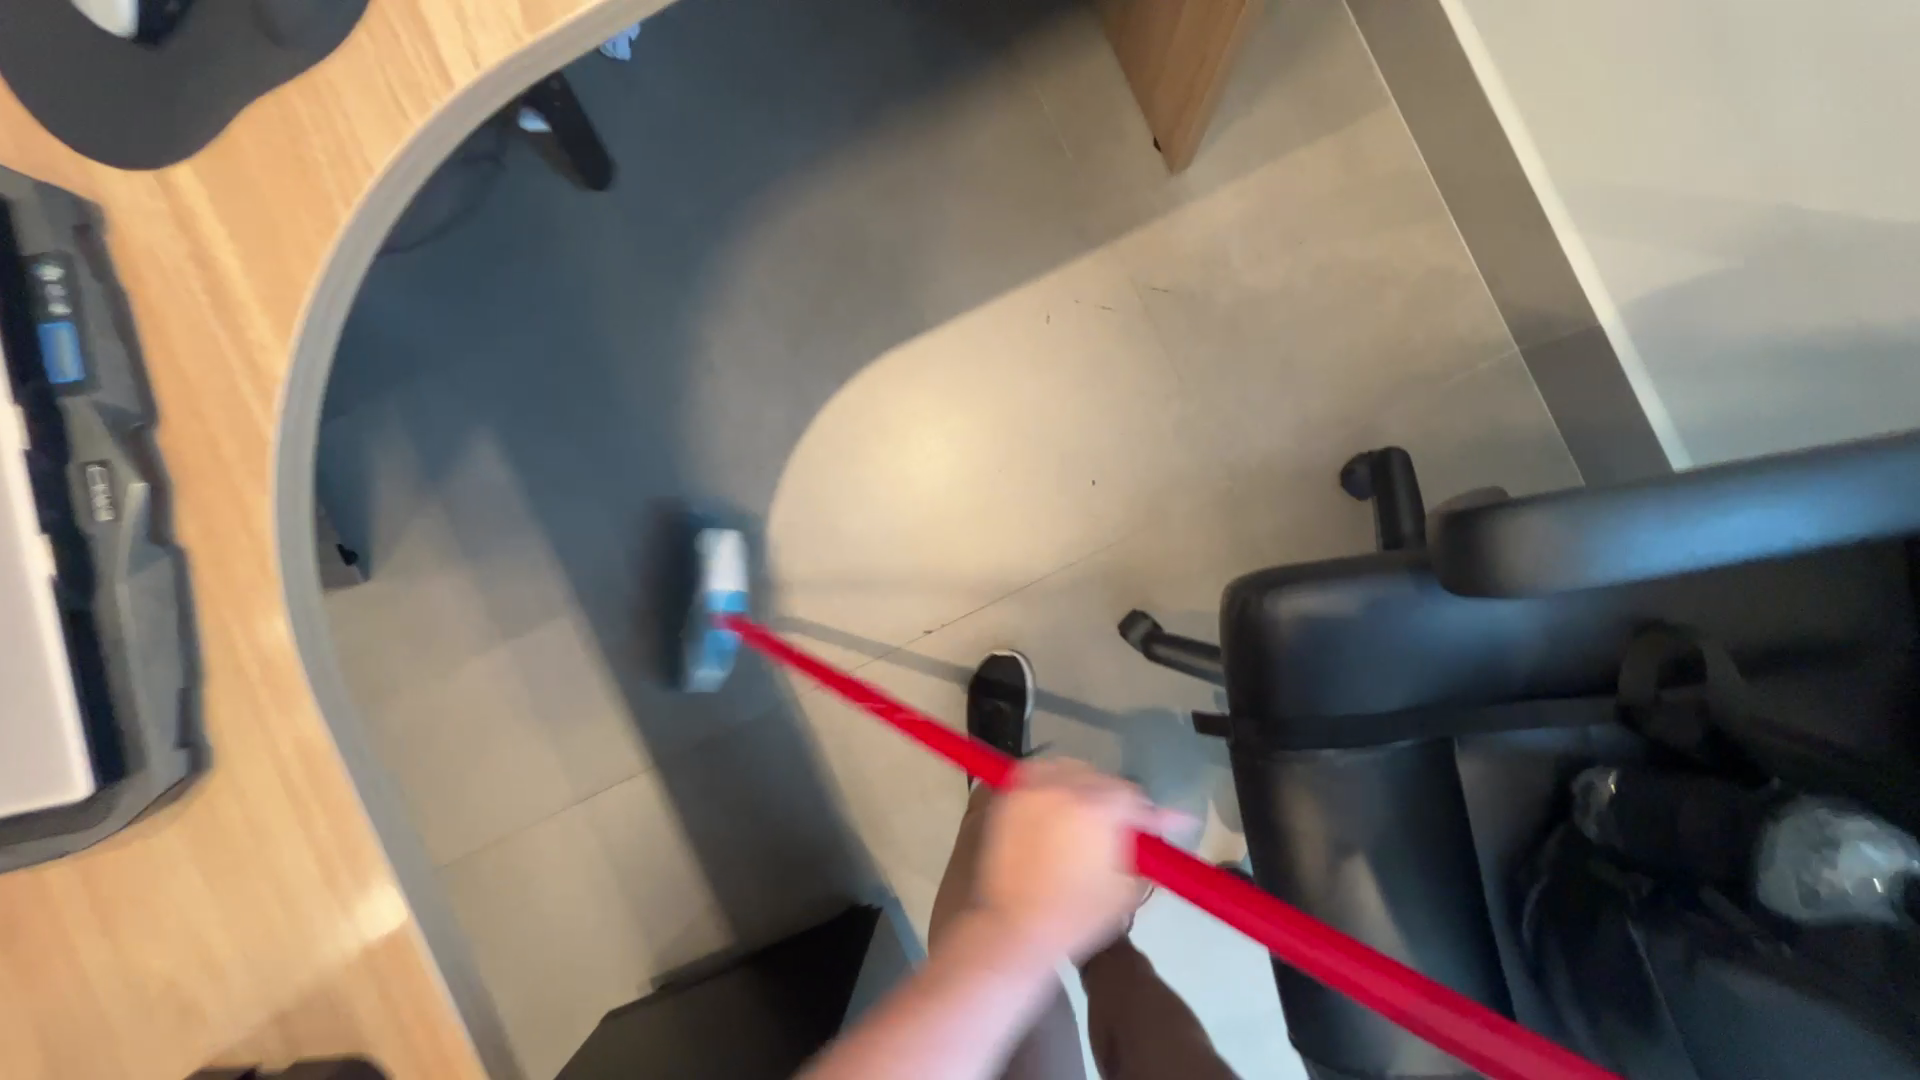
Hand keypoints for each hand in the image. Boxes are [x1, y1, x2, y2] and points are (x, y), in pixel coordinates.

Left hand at [973, 760, 1178, 963]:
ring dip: (1087, 787)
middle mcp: (1066, 787)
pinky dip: (1054, 781)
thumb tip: (1165, 825)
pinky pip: (1040, 773)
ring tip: (1092, 813)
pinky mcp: (1011, 796)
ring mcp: (1034, 788)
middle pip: (1105, 780)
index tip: (1165, 825)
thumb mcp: (1126, 889)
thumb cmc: (1077, 915)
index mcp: (1099, 808)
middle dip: (1119, 801)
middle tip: (1125, 825)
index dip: (1153, 816)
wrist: (1016, 926)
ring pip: (1072, 770)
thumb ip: (1145, 850)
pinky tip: (1061, 799)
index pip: (1136, 798)